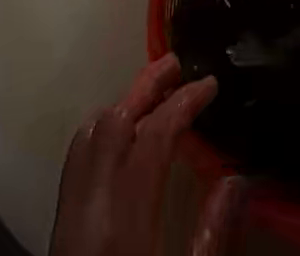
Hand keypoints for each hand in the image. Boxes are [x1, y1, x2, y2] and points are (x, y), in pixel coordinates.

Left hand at [50, 55, 246, 255]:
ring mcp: (68, 216)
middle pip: (112, 125)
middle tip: (177, 64)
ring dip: (121, 104)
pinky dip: (100, 130)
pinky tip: (122, 133)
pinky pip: (76, 159)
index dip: (183, 103)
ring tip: (153, 90)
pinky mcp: (60, 226)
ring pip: (87, 137)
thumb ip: (213, 235)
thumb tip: (239, 178)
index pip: (152, 139)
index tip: (209, 85)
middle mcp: (89, 210)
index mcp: (124, 225)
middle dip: (146, 87)